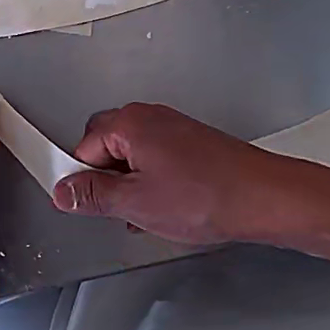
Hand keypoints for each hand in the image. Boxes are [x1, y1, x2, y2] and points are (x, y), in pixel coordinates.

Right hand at [52, 102, 329, 244]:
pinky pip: (154, 158)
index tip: (82, 203)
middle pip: (104, 146)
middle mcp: (149, 117)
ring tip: (151, 212)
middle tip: (118, 209)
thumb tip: (65, 191)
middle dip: (105, 180)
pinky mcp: (188, 142)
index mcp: (129, 123)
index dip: (81, 179)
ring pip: (130, 155)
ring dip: (130, 183)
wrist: (264, 198)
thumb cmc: (210, 195)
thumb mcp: (136, 204)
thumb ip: (92, 195)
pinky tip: (168, 207)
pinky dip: (152, 181)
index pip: (82, 147)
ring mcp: (171, 127)